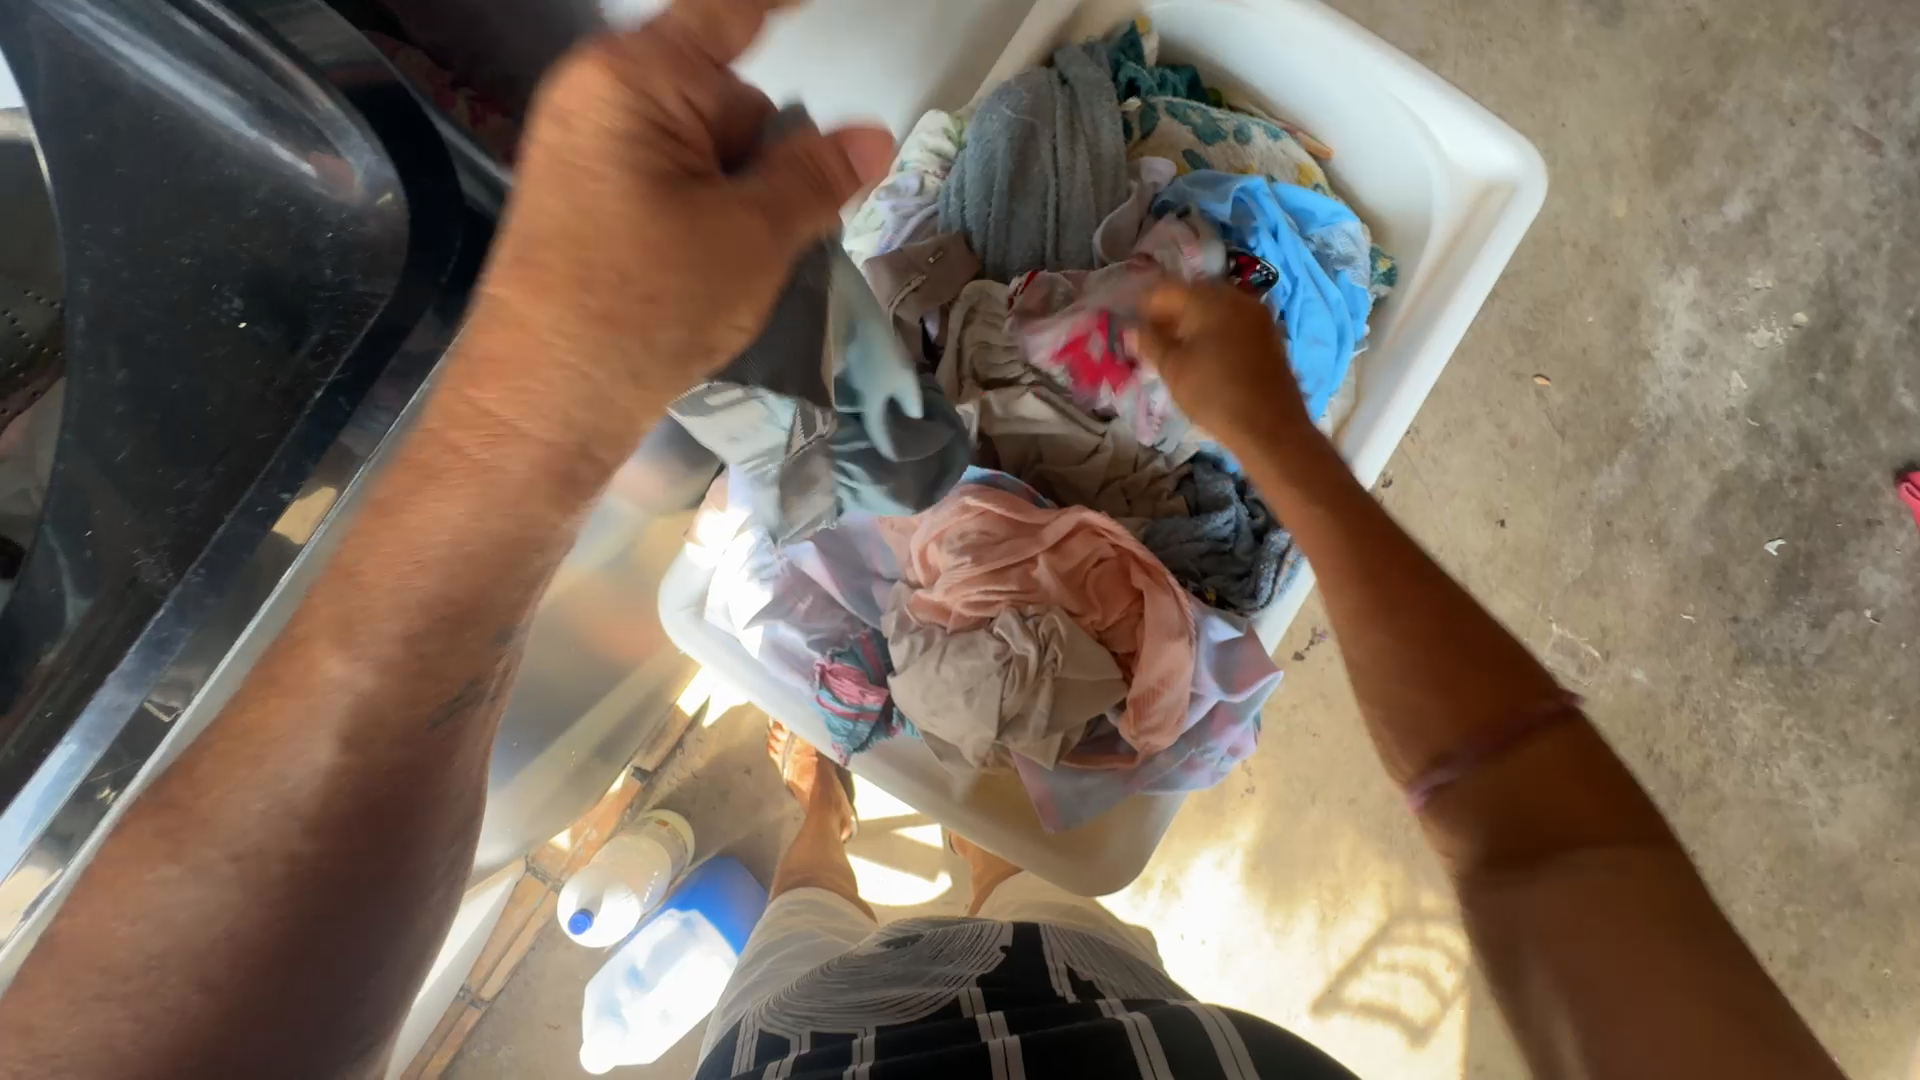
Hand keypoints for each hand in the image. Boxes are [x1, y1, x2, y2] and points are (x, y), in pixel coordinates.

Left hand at [462, 0, 894, 436]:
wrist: (552, 396)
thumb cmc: (650, 303)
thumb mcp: (751, 238)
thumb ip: (815, 178)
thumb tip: (875, 135)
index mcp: (634, 81)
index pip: (728, 14)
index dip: (781, 4)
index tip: (817, 4)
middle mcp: (603, 102)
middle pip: (725, 102)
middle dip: (765, 153)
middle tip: (778, 228)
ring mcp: (593, 156)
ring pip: (706, 156)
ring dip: (743, 198)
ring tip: (740, 269)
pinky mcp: (593, 206)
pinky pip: (676, 189)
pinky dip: (711, 219)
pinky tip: (711, 275)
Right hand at [1134, 281, 1312, 443]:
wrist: (1268, 424)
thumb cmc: (1212, 394)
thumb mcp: (1172, 369)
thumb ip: (1148, 342)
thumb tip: (1131, 328)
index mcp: (1208, 299)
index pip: (1165, 288)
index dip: (1144, 306)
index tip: (1132, 327)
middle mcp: (1235, 296)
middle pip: (1193, 293)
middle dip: (1170, 312)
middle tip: (1152, 338)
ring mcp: (1256, 313)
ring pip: (1214, 306)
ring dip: (1192, 321)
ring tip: (1177, 348)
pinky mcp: (1268, 332)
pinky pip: (1232, 320)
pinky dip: (1214, 329)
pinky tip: (1205, 353)